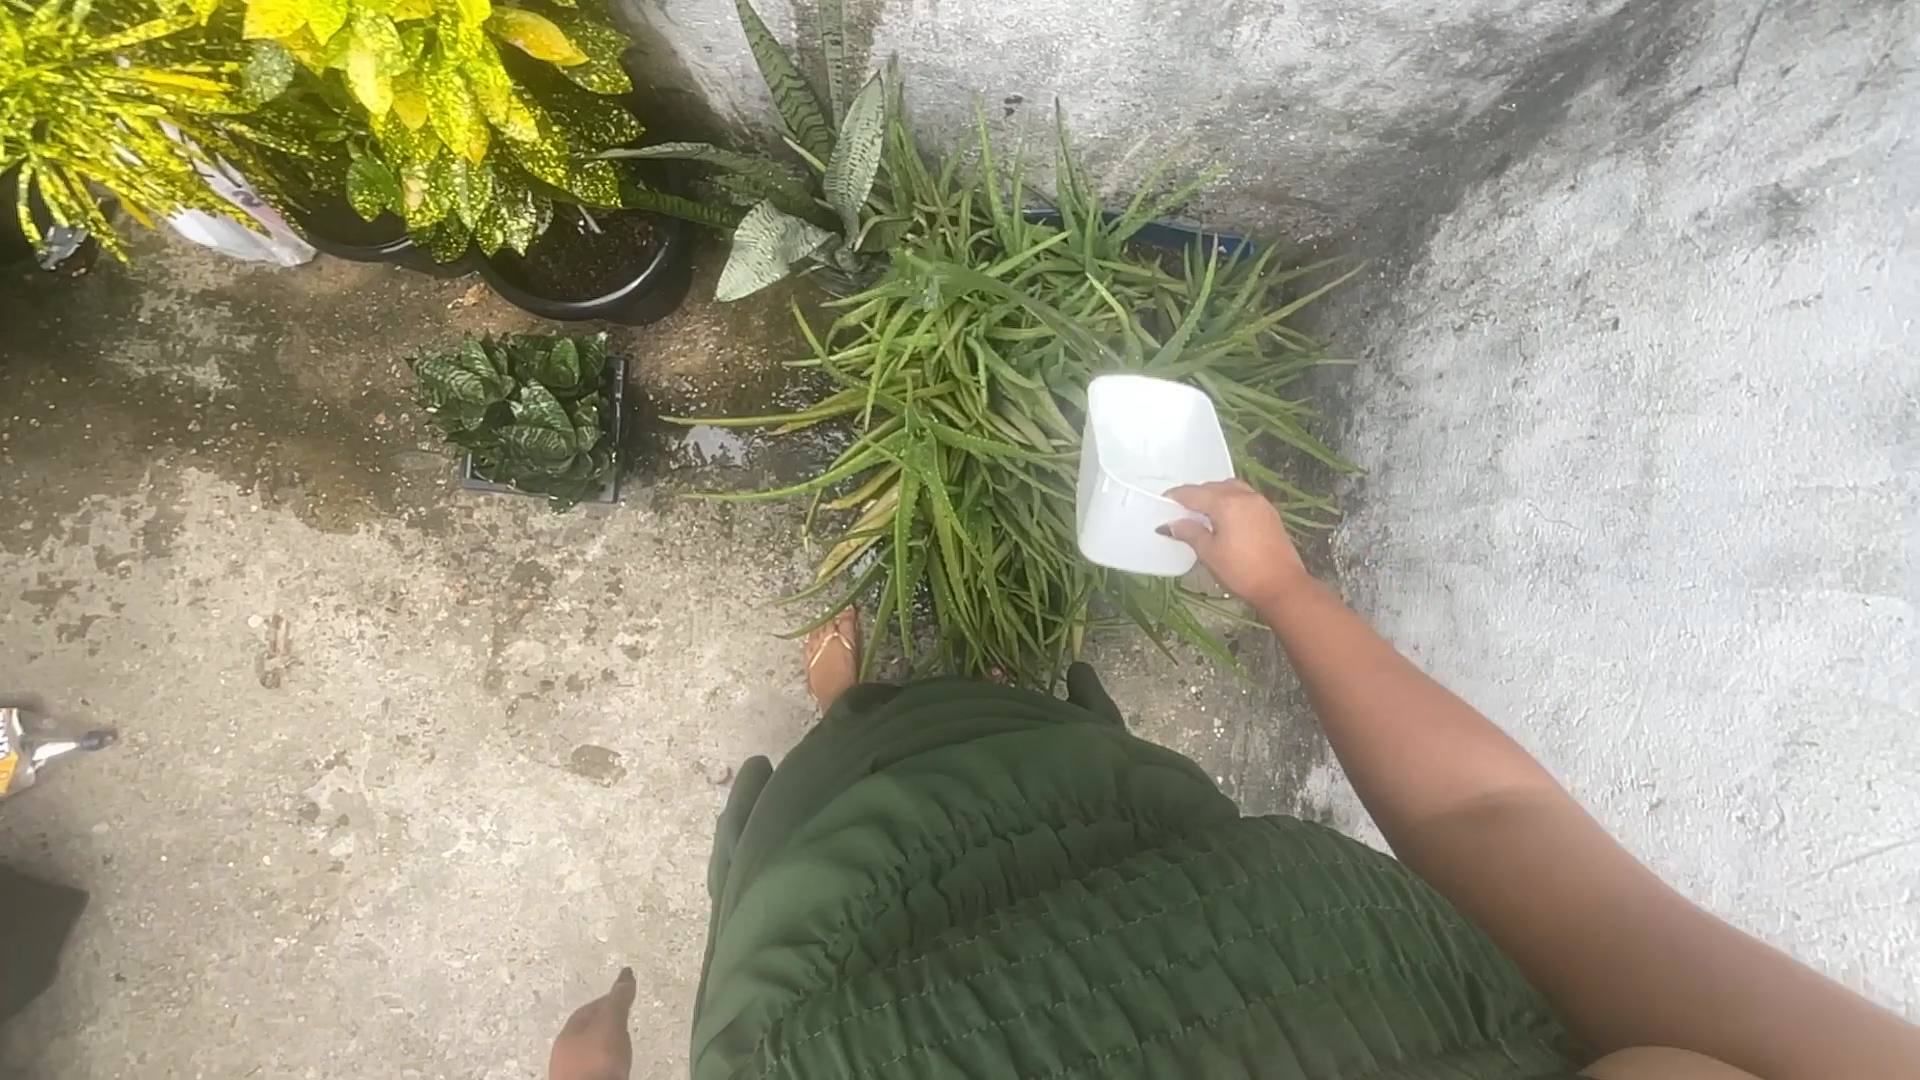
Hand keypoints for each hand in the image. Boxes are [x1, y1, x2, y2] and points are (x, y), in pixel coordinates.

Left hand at [548, 968, 635, 1079]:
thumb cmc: (598, 1060)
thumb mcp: (612, 1023)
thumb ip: (618, 999)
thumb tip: (626, 973)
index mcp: (567, 1033)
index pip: (588, 1009)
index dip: (608, 1001)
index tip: (626, 999)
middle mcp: (562, 1053)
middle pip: (586, 1031)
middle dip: (606, 1023)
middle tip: (626, 1021)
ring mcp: (568, 1074)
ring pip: (588, 1051)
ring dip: (605, 1045)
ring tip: (624, 1045)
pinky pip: (592, 1068)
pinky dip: (604, 1063)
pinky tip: (615, 1066)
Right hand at [1164, 480, 1310, 609]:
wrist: (1282, 585)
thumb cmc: (1241, 570)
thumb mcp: (1209, 552)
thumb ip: (1189, 532)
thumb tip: (1170, 524)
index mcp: (1226, 503)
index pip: (1194, 493)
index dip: (1176, 496)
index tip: (1163, 502)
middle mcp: (1244, 496)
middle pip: (1213, 487)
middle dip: (1195, 495)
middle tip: (1180, 511)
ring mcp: (1260, 503)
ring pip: (1230, 488)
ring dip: (1214, 494)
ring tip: (1203, 512)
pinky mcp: (1269, 513)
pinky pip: (1244, 496)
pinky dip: (1230, 500)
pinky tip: (1225, 518)